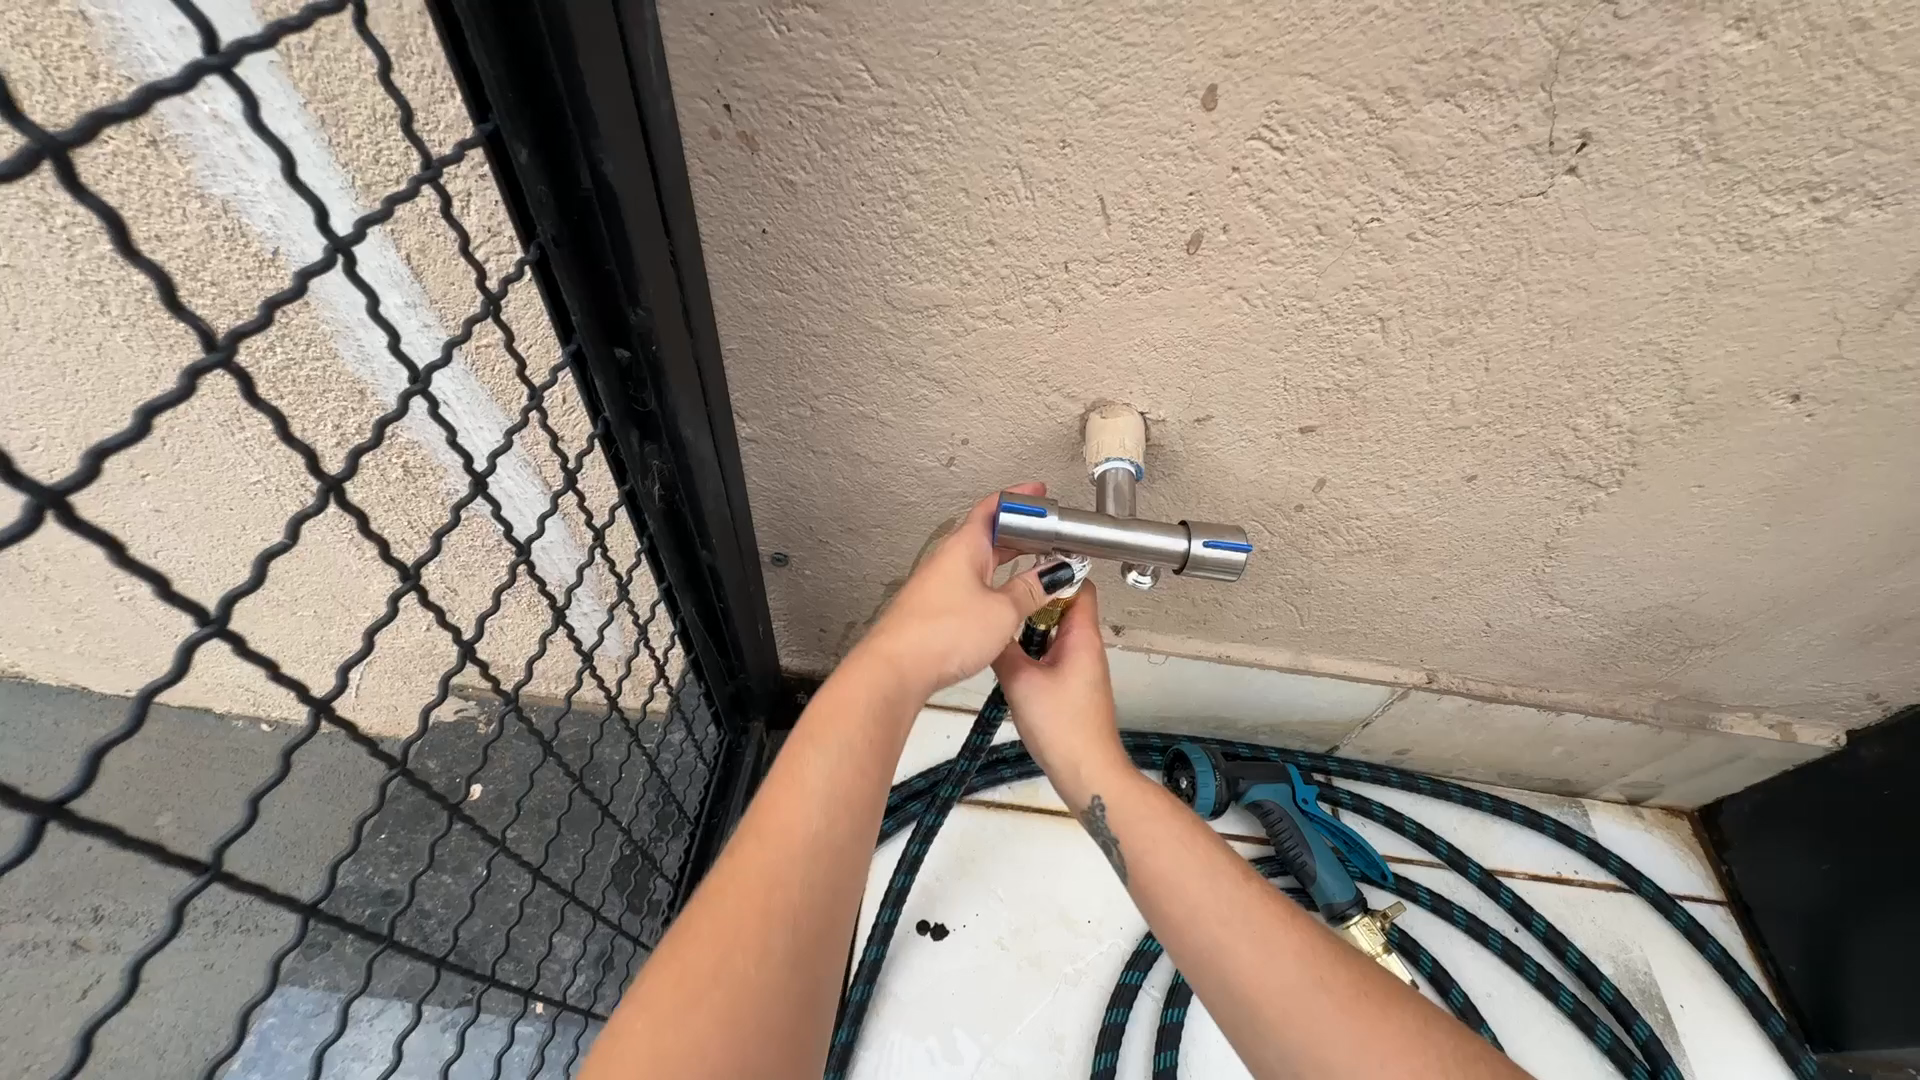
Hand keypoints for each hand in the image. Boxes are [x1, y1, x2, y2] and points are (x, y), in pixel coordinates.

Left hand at [858, 483, 1071, 696]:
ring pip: (979, 560)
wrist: (895, 669)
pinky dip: (993, 583)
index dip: (1019, 498)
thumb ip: (1031, 590)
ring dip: (1007, 559)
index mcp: (964, 546)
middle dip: (1020, 531)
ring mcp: (939, 583)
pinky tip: (1004, 599)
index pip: (994, 507)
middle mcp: (948, 559)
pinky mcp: (934, 608)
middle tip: (1046, 533)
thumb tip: (1053, 574)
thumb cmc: (940, 633)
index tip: (1038, 493)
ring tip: (1034, 565)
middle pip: (988, 533)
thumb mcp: (1002, 611)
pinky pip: (970, 584)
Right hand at [991, 582, 1128, 802]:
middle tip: (1002, 594)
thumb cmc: (1061, 726)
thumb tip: (987, 629)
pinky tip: (1009, 657)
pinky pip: (1052, 653)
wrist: (1086, 773)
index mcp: (1082, 636)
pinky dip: (1033, 648)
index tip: (1023, 565)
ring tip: (1000, 621)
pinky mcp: (1072, 685)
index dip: (1054, 570)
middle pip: (1064, 606)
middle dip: (1035, 598)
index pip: (1079, 584)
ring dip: (1032, 626)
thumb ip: (1003, 649)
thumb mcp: (1020, 681)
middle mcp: (1086, 646)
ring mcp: (1081, 666)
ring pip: (1056, 631)